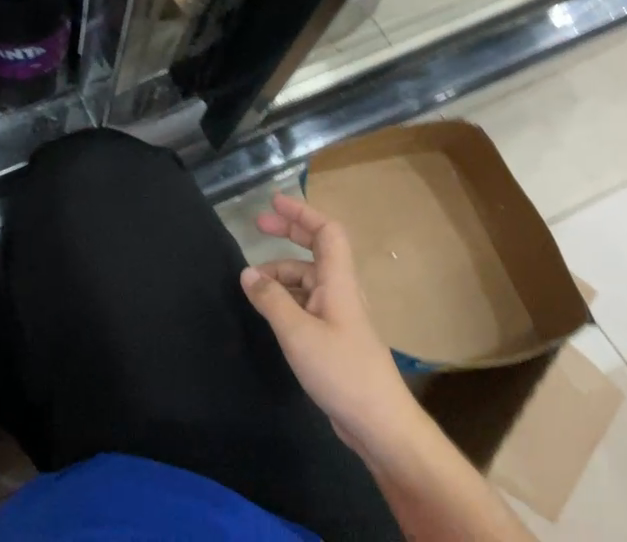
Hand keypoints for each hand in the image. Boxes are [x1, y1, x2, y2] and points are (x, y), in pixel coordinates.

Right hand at [241, 193, 415, 445]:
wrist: (380, 424)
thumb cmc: (342, 371)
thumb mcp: (297, 333)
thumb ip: (271, 300)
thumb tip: (247, 272)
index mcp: (339, 283)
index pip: (327, 232)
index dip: (302, 213)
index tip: (273, 202)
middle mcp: (341, 293)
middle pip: (316, 250)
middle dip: (288, 234)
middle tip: (256, 227)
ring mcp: (339, 317)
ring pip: (308, 281)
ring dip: (280, 275)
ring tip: (251, 285)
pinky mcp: (334, 339)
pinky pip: (307, 305)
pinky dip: (285, 299)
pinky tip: (267, 311)